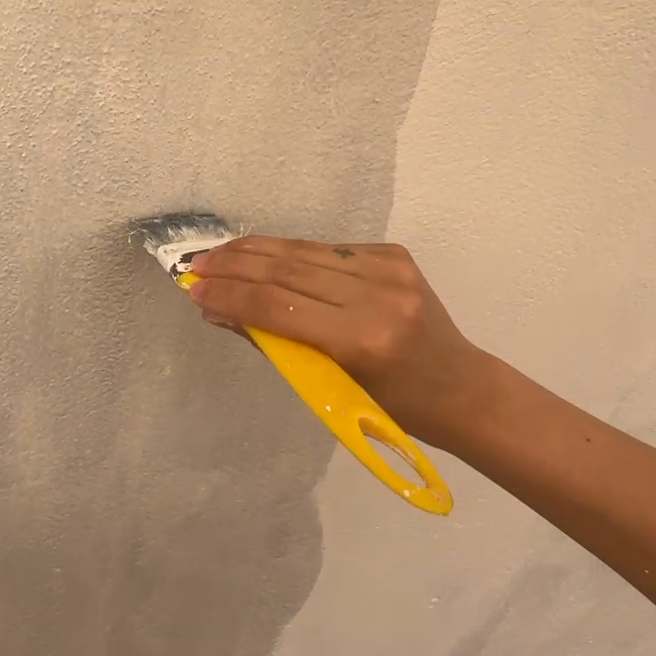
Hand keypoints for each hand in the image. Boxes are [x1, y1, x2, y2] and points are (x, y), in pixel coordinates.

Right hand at [186, 236, 496, 448]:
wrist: (462, 387)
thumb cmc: (395, 406)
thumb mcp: (331, 386)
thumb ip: (273, 342)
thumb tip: (218, 311)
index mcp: (362, 339)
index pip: (279, 306)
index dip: (231, 294)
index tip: (193, 289)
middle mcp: (377, 295)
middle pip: (286, 270)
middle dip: (234, 265)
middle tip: (195, 264)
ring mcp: (388, 269)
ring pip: (302, 251)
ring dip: (253, 251)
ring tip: (217, 254)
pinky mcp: (393, 253)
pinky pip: (326, 249)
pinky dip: (289, 252)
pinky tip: (261, 256)